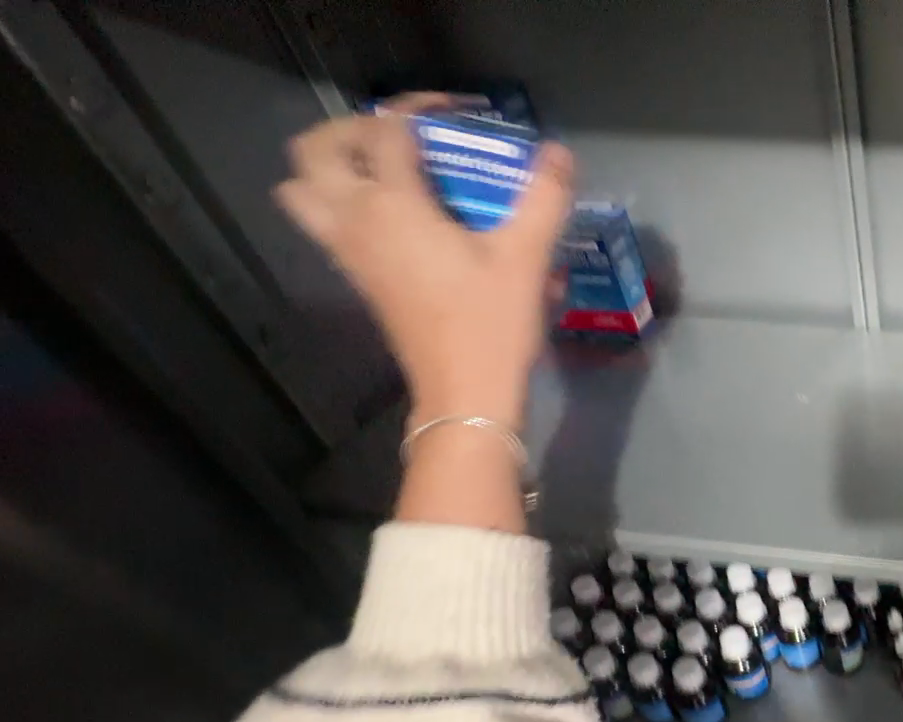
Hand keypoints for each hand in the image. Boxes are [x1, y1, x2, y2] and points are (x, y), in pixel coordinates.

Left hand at [274, 94, 574, 426]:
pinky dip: (346, 207)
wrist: (466, 392)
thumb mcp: (526, 259)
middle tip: (404, 141)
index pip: (388, 131)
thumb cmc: (493, 324)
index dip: (419, 110)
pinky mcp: (361, 281)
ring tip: (385, 177)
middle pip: (318, 150)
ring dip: (334, 170)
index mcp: (393, 204)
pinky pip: (327, 226)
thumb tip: (559, 154)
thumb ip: (543, 200)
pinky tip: (398, 222)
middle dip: (355, 131)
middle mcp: (356, 220)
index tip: (455, 113)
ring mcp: (351, 253)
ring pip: (305, 189)